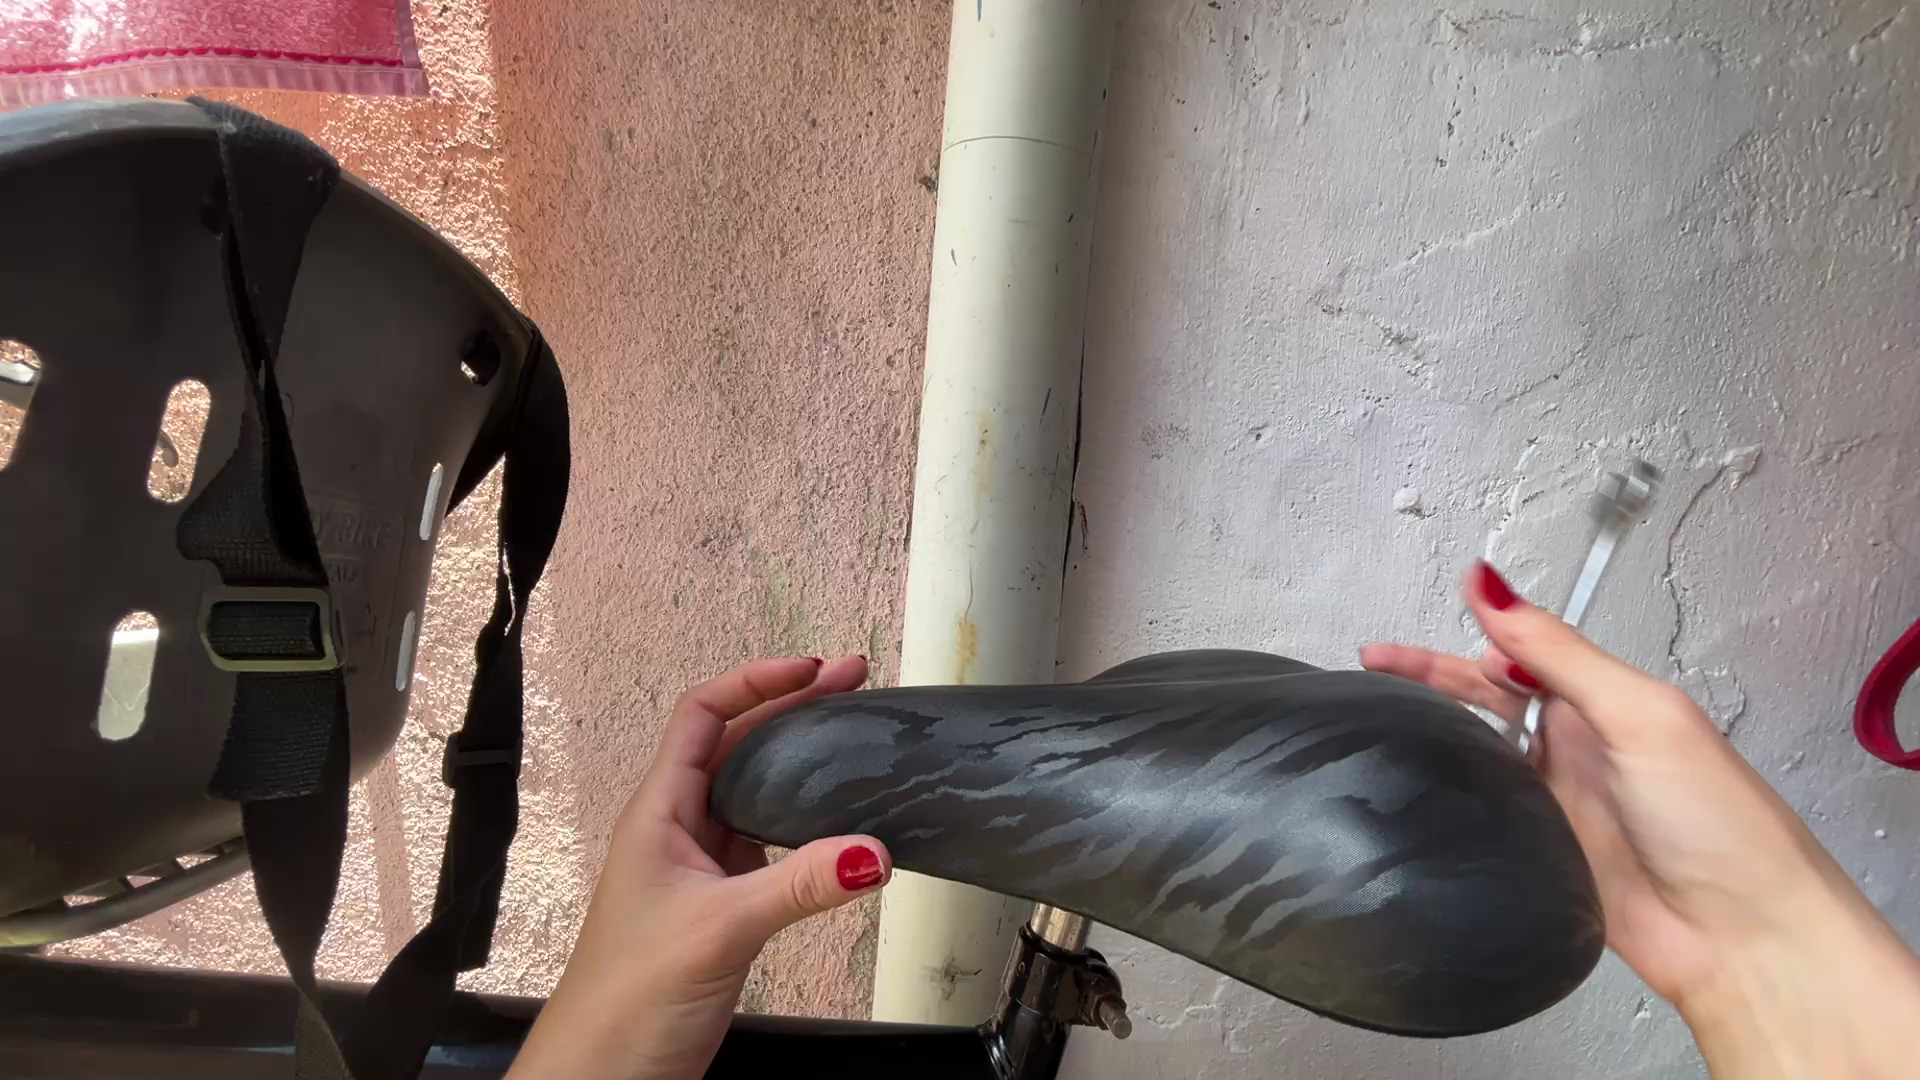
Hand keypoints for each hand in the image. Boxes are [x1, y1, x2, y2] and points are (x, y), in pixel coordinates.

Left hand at [507, 656, 889, 1079]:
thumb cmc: (629, 999)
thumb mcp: (718, 929)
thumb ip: (798, 887)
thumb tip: (877, 851)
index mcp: (660, 808)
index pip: (704, 713)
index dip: (756, 681)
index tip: (812, 670)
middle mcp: (682, 819)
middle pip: (739, 737)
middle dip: (794, 702)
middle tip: (854, 679)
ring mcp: (705, 855)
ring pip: (757, 780)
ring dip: (801, 749)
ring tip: (852, 725)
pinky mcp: (727, 890)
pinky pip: (770, 828)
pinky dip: (806, 807)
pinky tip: (838, 807)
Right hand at [1363, 562, 1919, 1078]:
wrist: (1746, 944)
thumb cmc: (1717, 823)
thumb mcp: (1636, 713)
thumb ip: (1554, 649)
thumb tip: (1485, 580)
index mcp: (1594, 701)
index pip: (1511, 652)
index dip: (1460, 635)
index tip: (1417, 618)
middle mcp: (1566, 741)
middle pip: (1480, 694)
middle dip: (1424, 674)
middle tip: (1371, 664)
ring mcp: (1546, 794)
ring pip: (1470, 744)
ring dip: (1426, 726)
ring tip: (1373, 715)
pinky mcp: (1530, 841)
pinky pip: (1473, 800)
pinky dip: (1439, 785)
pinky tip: (1406, 778)